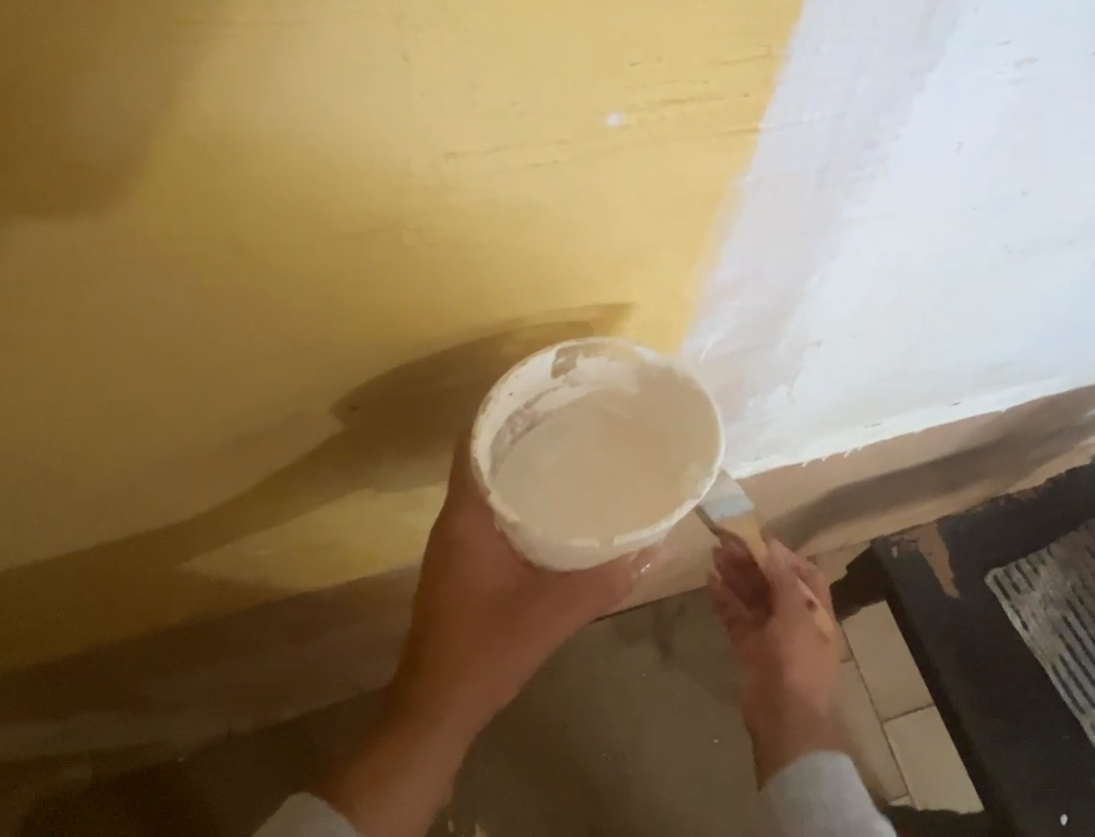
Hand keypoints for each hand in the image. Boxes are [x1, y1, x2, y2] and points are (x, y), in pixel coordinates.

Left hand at [388, 435, 653, 733]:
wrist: (438, 706)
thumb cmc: (486, 650)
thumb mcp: (554, 612)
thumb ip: (606, 578)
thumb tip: (656, 543)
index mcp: (467, 517)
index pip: (475, 440)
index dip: (503, 407)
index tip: (544, 388)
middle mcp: (456, 519)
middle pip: (483, 455)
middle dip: (521, 430)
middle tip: (571, 414)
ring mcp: (456, 542)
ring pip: (487, 483)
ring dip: (519, 463)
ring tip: (569, 447)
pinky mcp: (464, 562)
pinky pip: (491, 510)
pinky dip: (518, 495)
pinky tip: (554, 505)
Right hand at [708, 537, 843, 783]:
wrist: (785, 720)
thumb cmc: (799, 664)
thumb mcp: (796, 616)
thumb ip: (783, 580)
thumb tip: (773, 547)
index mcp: (815, 612)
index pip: (803, 574)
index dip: (782, 555)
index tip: (758, 539)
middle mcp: (794, 620)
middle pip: (772, 583)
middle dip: (752, 562)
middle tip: (726, 540)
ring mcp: (770, 635)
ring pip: (752, 598)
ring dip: (735, 576)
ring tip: (714, 553)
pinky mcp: (748, 648)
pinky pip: (735, 618)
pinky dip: (723, 600)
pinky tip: (709, 582)